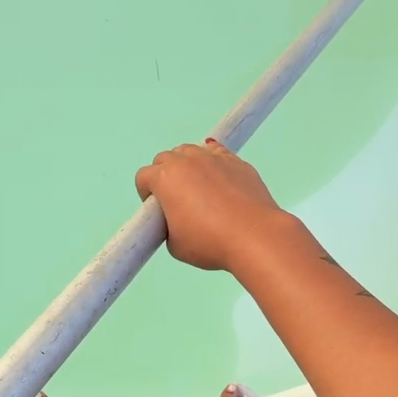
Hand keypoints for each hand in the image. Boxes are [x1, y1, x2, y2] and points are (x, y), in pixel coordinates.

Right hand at [135, 139, 297, 272]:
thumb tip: (177, 218)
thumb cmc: (209, 243)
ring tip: (197, 189)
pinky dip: (212, 163)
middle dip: (164, 176)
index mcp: (165, 178)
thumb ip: (168, 225)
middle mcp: (186, 161)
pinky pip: (217, 153)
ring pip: (190, 151)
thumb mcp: (174, 245)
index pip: (143, 177)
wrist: (254, 235)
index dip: (146, 194)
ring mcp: (213, 157)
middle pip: (165, 159)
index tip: (156, 210)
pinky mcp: (236, 161)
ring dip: (187, 166)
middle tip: (175, 200)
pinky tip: (218, 180)